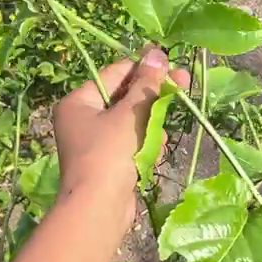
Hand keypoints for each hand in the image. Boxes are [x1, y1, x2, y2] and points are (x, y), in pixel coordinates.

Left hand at [51, 47, 190, 226]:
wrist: (98, 208)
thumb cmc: (109, 154)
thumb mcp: (130, 114)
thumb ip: (146, 84)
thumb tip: (157, 53)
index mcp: (79, 101)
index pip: (116, 73)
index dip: (144, 68)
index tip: (172, 64)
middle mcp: (83, 118)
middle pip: (126, 97)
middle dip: (152, 99)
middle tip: (183, 86)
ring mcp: (95, 141)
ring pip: (133, 121)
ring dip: (151, 125)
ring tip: (159, 136)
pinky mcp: (109, 161)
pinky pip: (132, 142)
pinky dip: (145, 144)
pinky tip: (154, 152)